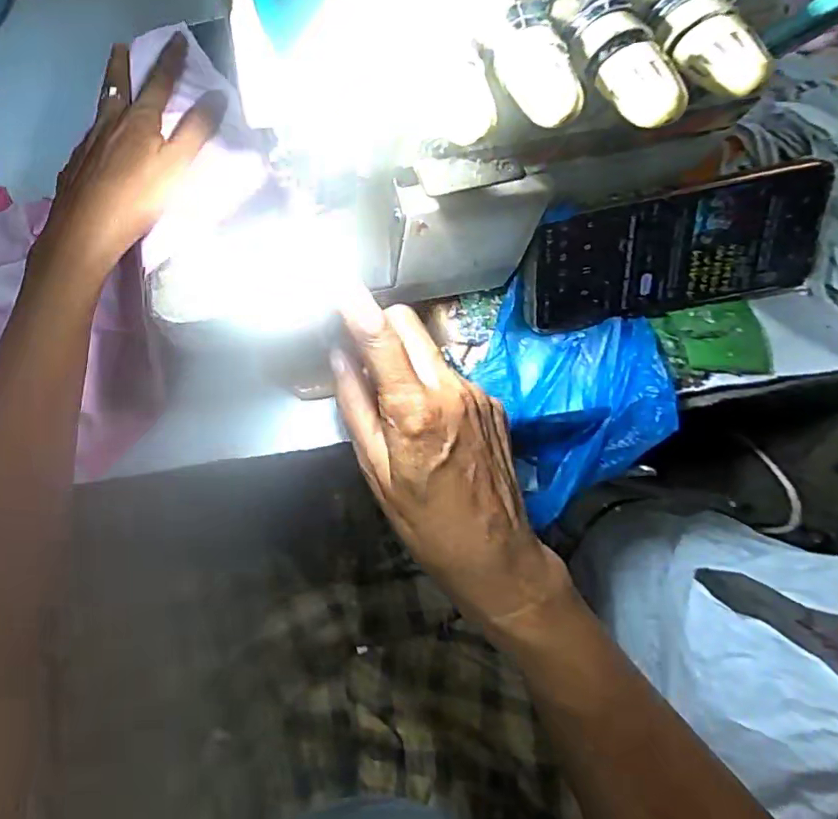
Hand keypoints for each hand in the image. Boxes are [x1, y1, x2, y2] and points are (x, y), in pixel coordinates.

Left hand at [37, 33, 226, 281]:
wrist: (83, 233)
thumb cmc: (136, 200)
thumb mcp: (176, 166)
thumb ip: (196, 130)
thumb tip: (216, 94)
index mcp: (138, 121)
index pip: (159, 82)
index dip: (170, 59)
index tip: (177, 37)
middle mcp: (109, 126)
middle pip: (117, 88)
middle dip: (122, 65)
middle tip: (120, 46)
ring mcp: (88, 146)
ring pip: (100, 112)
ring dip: (108, 94)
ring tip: (111, 89)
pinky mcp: (74, 167)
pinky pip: (88, 140)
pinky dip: (96, 131)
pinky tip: (96, 143)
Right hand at [329, 288, 576, 641]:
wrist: (499, 556)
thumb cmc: (425, 522)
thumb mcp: (376, 471)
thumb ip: (356, 407)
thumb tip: (340, 359)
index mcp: (416, 410)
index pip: (381, 339)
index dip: (357, 306)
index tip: (338, 281)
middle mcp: (451, 390)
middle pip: (409, 324)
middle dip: (379, 323)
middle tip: (358, 346)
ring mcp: (478, 393)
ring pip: (428, 345)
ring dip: (402, 353)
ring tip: (389, 394)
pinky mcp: (493, 402)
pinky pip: (448, 371)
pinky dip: (426, 376)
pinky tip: (424, 415)